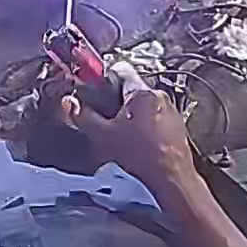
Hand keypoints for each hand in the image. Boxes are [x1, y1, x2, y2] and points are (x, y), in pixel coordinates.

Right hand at [59, 88, 202, 198]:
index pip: (121, 70)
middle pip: (131, 88)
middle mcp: (158, 96)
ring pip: (144, 103)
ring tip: (123, 133)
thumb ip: (84, 116)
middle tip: (107, 116)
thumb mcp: (103, 136)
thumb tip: (69, 104)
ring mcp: (170, 110)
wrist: (171, 177)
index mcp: (141, 92)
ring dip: (133, 113)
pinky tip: (139, 141)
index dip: (105, 77)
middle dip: (118, 100)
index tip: (96, 87)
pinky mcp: (177, 124)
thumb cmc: (141, 156)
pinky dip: (147, 124)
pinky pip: (156, 116)